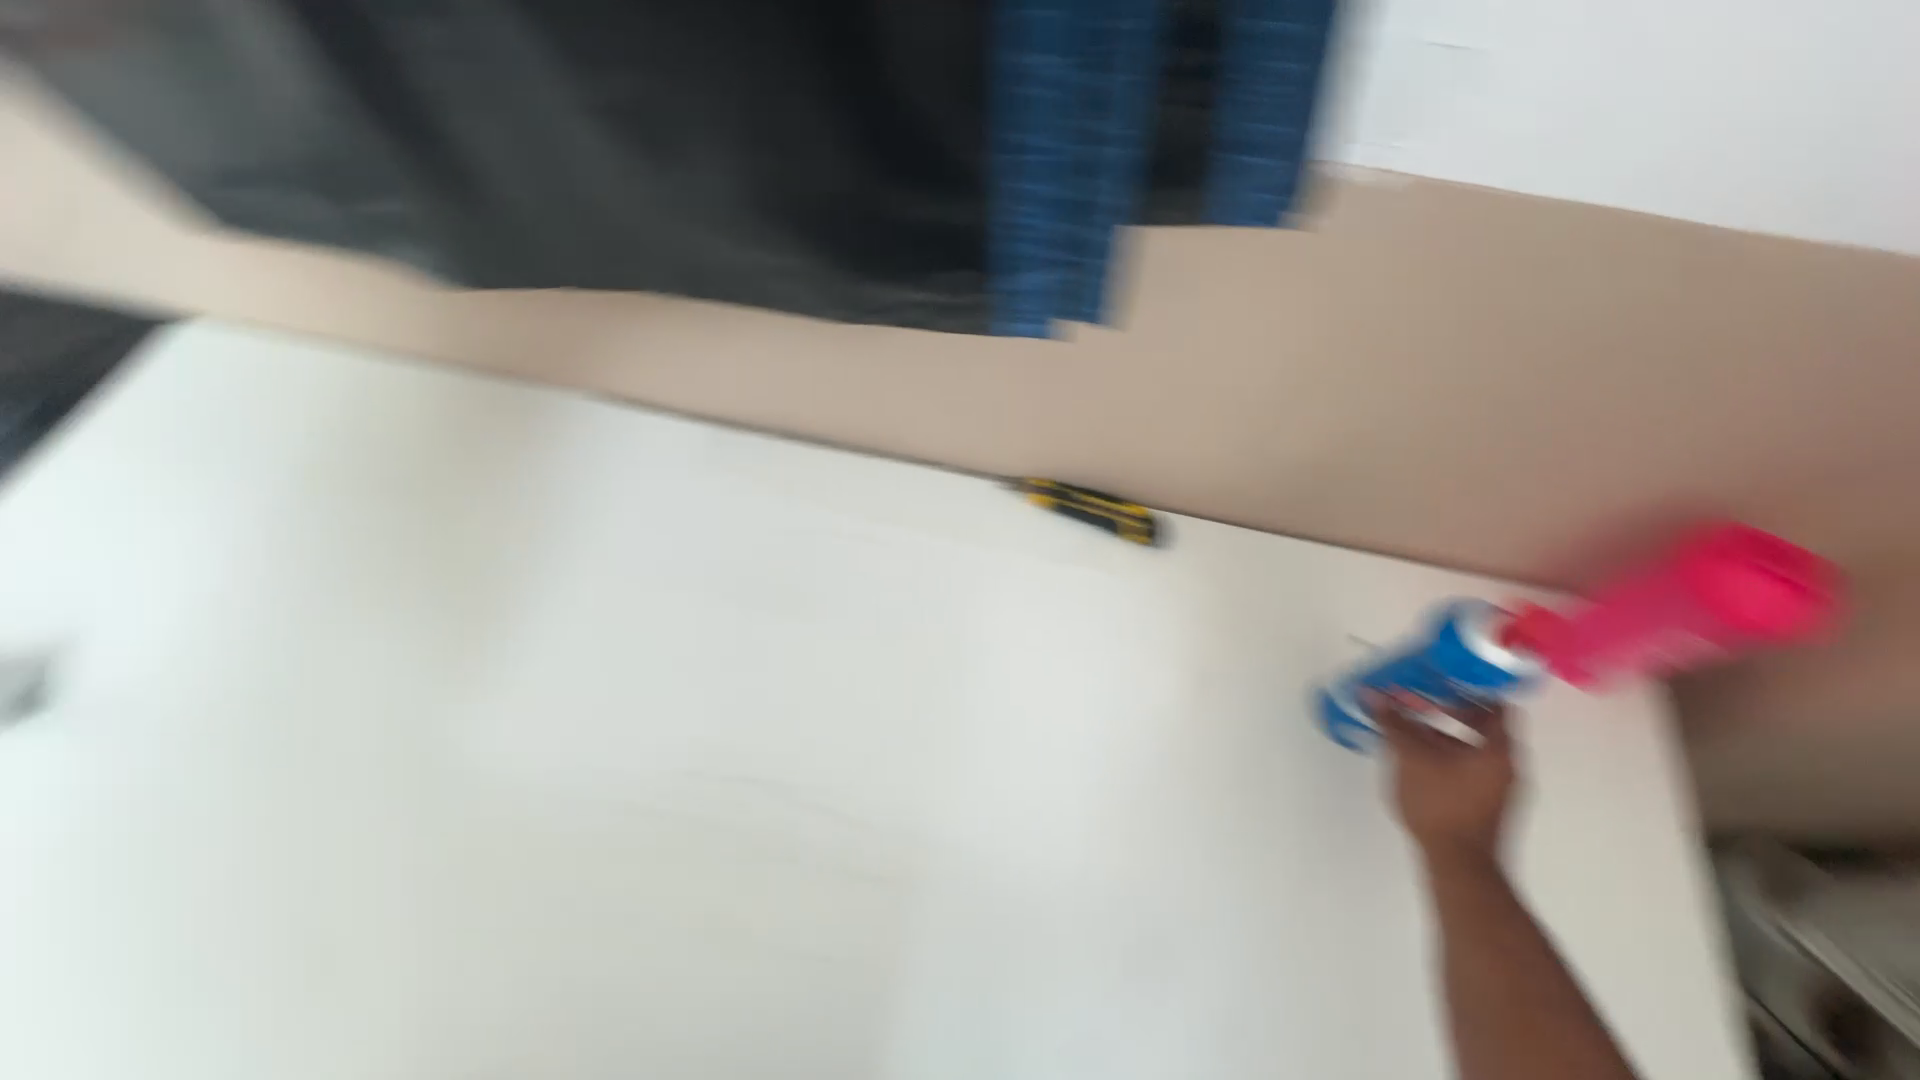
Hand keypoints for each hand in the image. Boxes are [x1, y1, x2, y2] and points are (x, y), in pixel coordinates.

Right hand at [1367, 689, 1518, 867]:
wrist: (1460, 865)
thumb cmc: (1441, 804)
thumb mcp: (1411, 758)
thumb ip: (1394, 724)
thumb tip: (1372, 694)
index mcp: (1500, 749)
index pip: (1496, 703)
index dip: (1471, 684)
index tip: (1444, 673)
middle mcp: (1508, 765)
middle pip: (1486, 724)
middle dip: (1452, 709)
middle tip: (1422, 697)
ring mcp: (1500, 788)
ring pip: (1475, 747)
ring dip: (1446, 734)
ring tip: (1412, 727)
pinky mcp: (1487, 805)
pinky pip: (1470, 766)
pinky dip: (1448, 755)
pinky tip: (1418, 760)